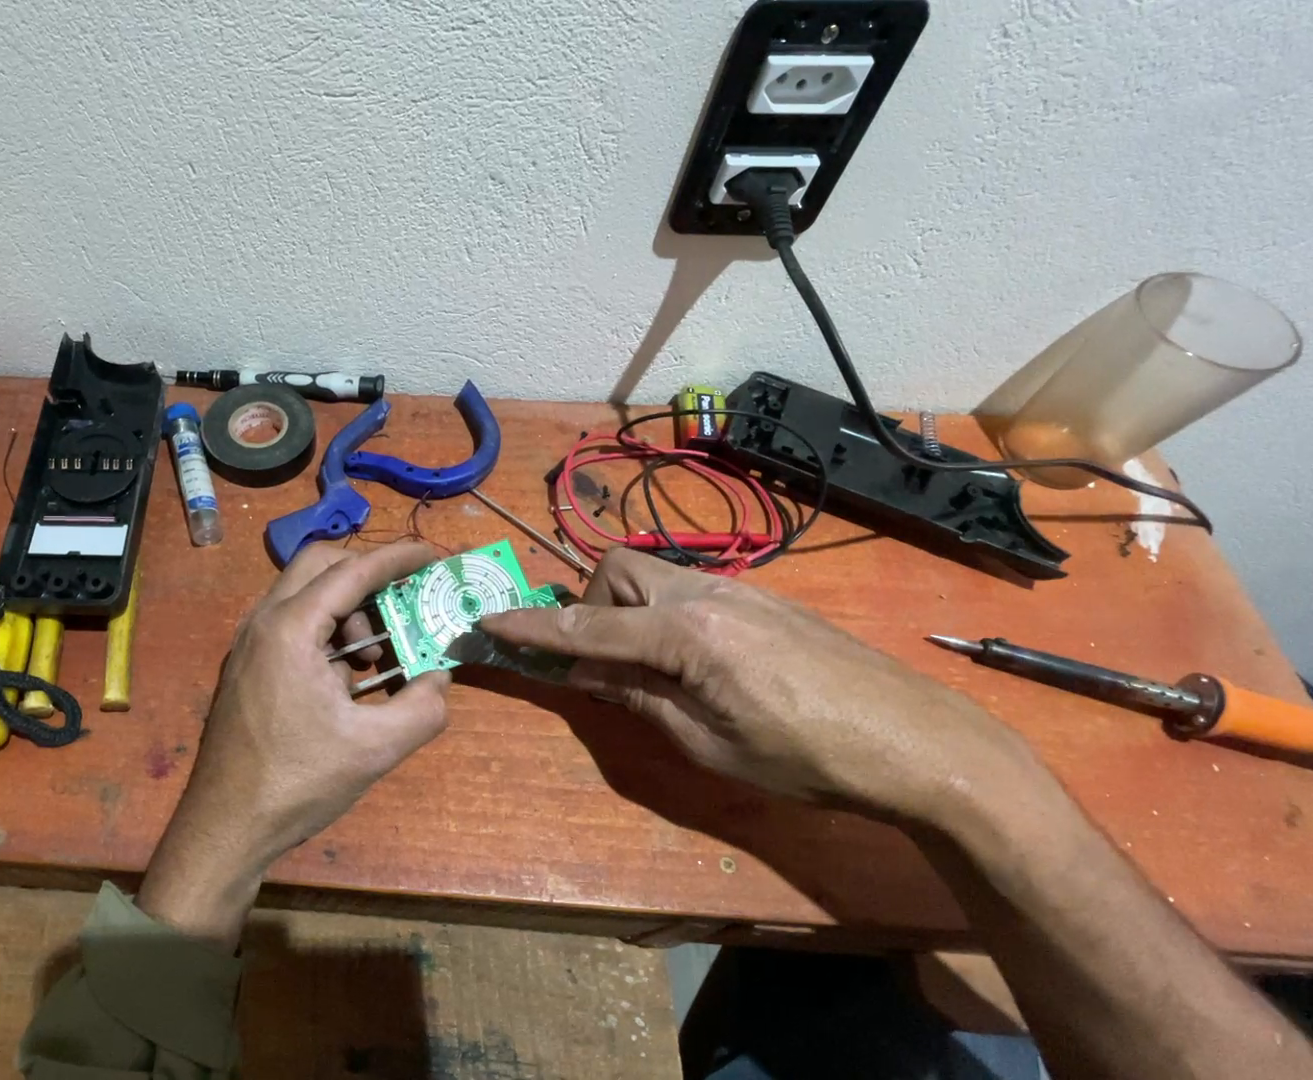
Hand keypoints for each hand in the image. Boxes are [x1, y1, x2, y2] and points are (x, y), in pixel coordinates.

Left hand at [138, 541, 451, 943]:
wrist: (225, 825)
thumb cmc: (298, 782)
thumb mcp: (375, 749)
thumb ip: (423, 707)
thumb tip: (439, 678)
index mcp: (290, 628)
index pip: (353, 570)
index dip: (397, 558)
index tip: (432, 555)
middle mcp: (262, 621)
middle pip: (319, 564)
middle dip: (366, 574)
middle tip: (400, 603)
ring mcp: (247, 642)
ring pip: (302, 592)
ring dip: (345, 607)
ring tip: (372, 658)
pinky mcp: (244, 664)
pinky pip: (289, 622)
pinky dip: (324, 629)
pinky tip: (344, 679)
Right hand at [481, 549, 1039, 823]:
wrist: (918, 741)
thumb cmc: (806, 758)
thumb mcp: (707, 744)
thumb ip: (638, 696)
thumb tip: (586, 672)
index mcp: (684, 634)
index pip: (585, 627)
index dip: (531, 626)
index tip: (487, 620)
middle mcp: (704, 593)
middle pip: (615, 571)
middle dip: (590, 606)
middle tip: (603, 662)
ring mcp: (738, 588)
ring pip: (652, 573)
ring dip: (627, 608)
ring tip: (649, 665)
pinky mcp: (762, 596)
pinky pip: (688, 587)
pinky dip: (664, 612)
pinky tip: (696, 659)